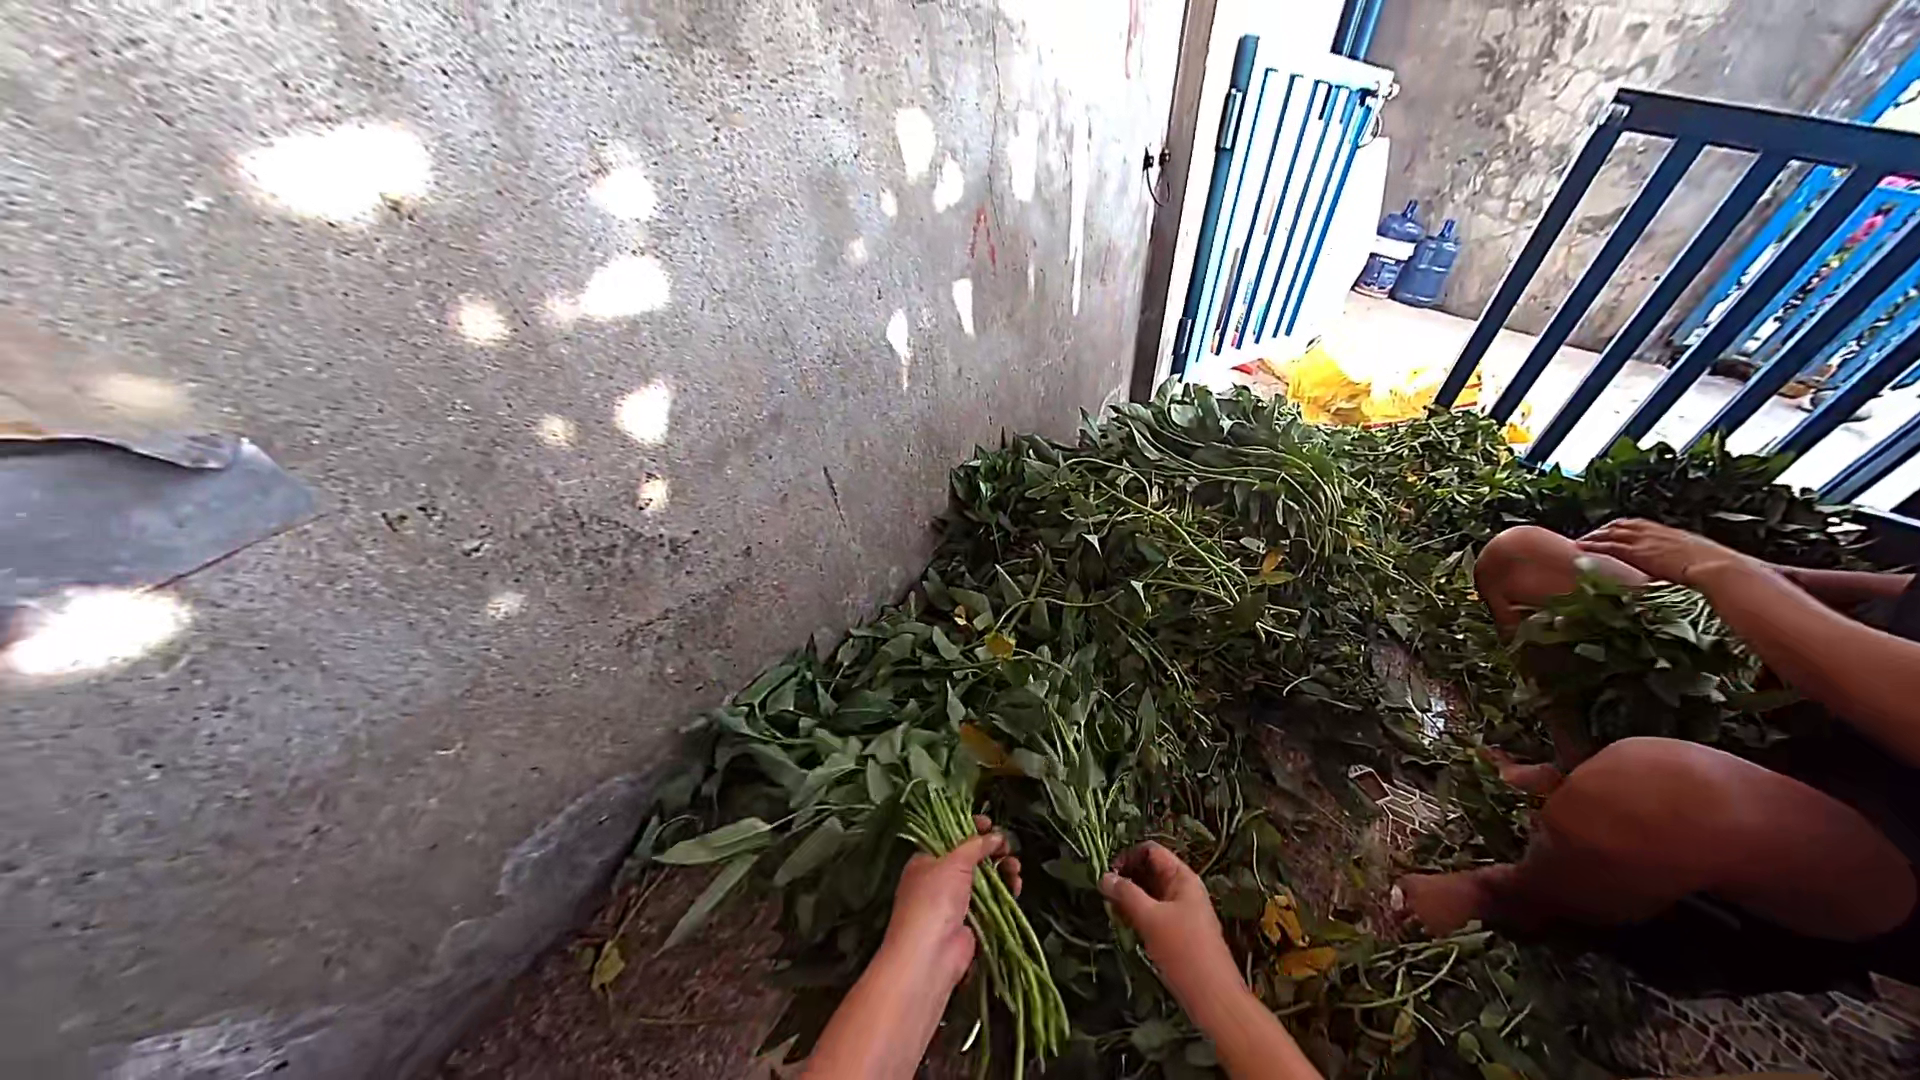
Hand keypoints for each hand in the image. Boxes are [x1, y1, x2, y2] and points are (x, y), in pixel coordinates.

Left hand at [880, 815, 1021, 990]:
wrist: (931, 955)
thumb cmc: (934, 900)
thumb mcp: (953, 862)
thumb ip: (975, 845)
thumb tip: (995, 835)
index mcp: (927, 859)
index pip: (950, 835)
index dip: (970, 827)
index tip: (990, 822)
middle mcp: (939, 878)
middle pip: (970, 857)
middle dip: (991, 850)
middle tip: (1008, 846)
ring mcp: (955, 901)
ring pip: (984, 878)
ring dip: (1001, 869)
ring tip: (1015, 867)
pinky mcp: (971, 921)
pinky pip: (991, 901)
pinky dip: (1004, 891)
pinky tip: (1016, 886)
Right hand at [1099, 842, 1238, 1004]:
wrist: (1214, 999)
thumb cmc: (1184, 951)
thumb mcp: (1150, 918)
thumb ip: (1126, 894)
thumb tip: (1104, 876)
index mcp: (1182, 878)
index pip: (1151, 851)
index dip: (1128, 856)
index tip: (1109, 874)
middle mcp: (1182, 889)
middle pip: (1149, 871)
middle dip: (1126, 879)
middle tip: (1106, 894)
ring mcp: (1181, 911)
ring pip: (1149, 893)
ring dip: (1129, 898)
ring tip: (1112, 911)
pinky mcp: (1177, 931)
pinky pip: (1153, 912)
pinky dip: (1137, 914)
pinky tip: (1124, 925)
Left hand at [1575, 518, 1751, 586]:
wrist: (1729, 574)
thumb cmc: (1730, 575)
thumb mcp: (1712, 565)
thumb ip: (1699, 567)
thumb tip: (1700, 578)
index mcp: (1678, 536)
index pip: (1646, 525)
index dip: (1627, 527)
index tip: (1613, 531)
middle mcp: (1662, 534)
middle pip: (1626, 524)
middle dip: (1606, 529)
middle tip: (1591, 535)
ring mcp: (1650, 542)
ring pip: (1613, 533)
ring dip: (1595, 536)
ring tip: (1581, 542)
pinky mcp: (1640, 552)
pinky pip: (1609, 545)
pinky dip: (1594, 545)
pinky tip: (1581, 547)